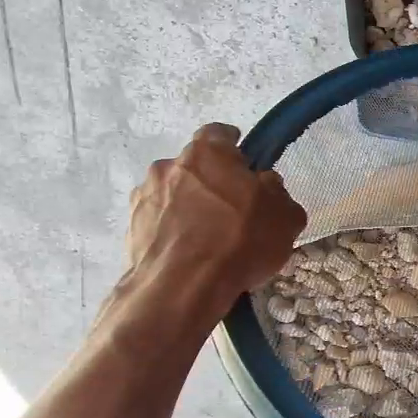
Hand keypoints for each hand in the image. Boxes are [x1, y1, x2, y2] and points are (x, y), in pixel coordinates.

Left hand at [123, 123, 305, 323]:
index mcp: (208, 154)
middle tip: (236, 209)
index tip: (246, 164)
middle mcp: (169, 165)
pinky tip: (194, 252)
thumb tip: (264, 185)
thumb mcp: (286, 216)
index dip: (234, 145)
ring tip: (212, 236)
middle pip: (196, 166)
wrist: (183, 284)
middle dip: (214, 181)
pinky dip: (176, 228)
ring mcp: (144, 195)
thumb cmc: (242, 240)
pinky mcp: (131, 225)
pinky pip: (161, 218)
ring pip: (176, 192)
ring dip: (192, 206)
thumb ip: (277, 192)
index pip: (219, 132)